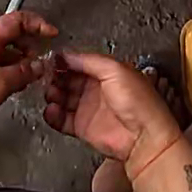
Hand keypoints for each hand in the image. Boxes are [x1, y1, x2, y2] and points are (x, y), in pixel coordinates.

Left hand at [0, 11, 57, 147]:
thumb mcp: (0, 85)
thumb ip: (24, 72)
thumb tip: (40, 65)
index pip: (15, 20)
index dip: (37, 24)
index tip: (51, 33)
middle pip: (9, 35)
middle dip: (29, 44)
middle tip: (42, 59)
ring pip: (2, 53)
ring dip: (19, 61)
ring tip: (30, 76)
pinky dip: (8, 72)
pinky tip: (14, 86)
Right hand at [42, 52, 182, 181]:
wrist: (143, 136)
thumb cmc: (138, 102)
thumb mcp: (116, 70)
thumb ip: (90, 61)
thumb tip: (68, 55)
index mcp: (108, 72)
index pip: (80, 63)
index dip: (65, 62)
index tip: (52, 61)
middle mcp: (97, 89)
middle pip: (68, 80)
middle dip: (56, 77)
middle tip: (47, 77)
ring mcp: (89, 108)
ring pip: (63, 98)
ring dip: (53, 94)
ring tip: (51, 93)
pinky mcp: (83, 127)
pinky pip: (61, 120)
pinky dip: (53, 115)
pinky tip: (51, 110)